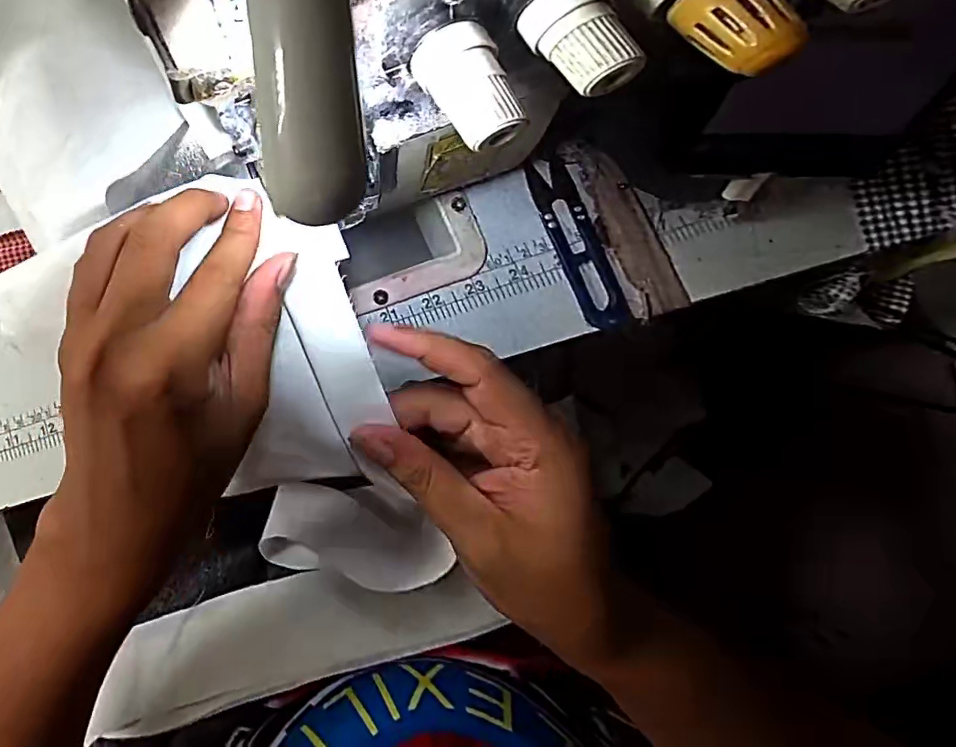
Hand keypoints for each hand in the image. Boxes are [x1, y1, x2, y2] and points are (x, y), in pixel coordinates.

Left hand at [36, 188, 296, 611]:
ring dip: (152, 213)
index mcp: (170, 363)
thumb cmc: (189, 477)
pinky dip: (120, 238)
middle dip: (193, 206)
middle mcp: (118, 336)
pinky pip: (90, 265)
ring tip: (188, 212)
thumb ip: (257, 327)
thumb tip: (277, 262)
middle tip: (224, 201)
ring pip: (112, 240)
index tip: (255, 205)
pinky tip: (146, 238)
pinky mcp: (67, 335)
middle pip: (154, 238)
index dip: (240, 233)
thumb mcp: (242, 408)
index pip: (214, 274)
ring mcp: (83, 332)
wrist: (111, 519)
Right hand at [350, 324, 626, 669]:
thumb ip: (422, 476)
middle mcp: (528, 426)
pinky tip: (401, 456)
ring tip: (377, 447)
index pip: (479, 371)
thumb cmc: (546, 584)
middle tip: (364, 434)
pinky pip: (456, 432)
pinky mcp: (506, 454)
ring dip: (412, 426)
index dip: (428, 346)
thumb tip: (368, 434)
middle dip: (406, 409)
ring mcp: (517, 439)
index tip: (381, 334)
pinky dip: (425, 442)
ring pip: (450, 411)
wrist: (591, 622)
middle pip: (455, 394)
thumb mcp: (477, 533)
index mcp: (536, 438)